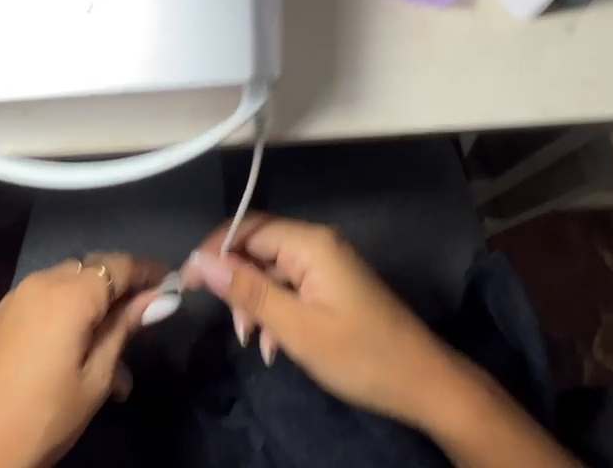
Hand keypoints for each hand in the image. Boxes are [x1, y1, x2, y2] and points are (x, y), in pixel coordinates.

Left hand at [0, 253, 165, 467]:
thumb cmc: (45, 417)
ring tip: (110, 358)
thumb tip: (158, 298)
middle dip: (120, 291)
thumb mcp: (96, 377)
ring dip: (94, 307)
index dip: (149, 272)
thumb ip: (124, 328)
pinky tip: (74, 351)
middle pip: (93, 270)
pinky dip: (67, 313)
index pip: (120, 265)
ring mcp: (17, 295)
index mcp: (70, 293)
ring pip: (69, 285)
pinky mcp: (1, 313)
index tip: (172, 283)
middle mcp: (42, 280)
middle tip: (143, 326)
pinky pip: (45, 299)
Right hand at [181, 215, 467, 429]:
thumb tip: (200, 261)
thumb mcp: (296, 328)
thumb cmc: (359, 354)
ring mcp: (327, 264)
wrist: (424, 383)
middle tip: (234, 327)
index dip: (213, 252)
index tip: (187, 283)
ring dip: (256, 304)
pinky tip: (275, 347)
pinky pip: (291, 287)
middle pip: (257, 248)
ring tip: (255, 343)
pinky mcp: (332, 285)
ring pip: (272, 271)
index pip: (245, 229)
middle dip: (237, 284)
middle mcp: (316, 243)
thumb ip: (247, 290)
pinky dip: (276, 312)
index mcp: (309, 243)